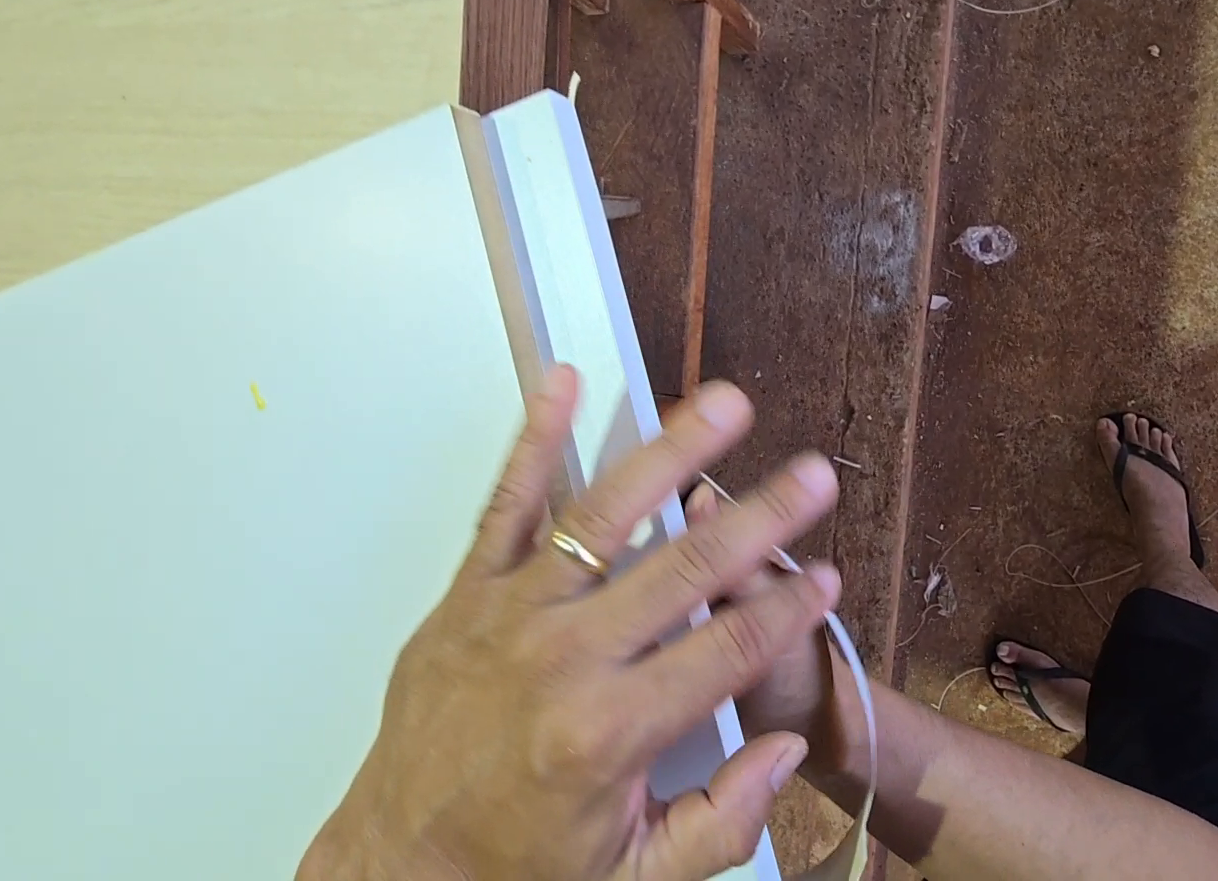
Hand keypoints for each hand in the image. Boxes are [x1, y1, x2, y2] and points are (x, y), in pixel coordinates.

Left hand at [298, 367, 842, 880]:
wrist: (393, 873)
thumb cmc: (515, 874)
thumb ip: (722, 823)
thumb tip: (782, 750)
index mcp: (610, 733)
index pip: (727, 651)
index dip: (787, 612)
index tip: (825, 575)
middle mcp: (565, 659)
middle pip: (685, 570)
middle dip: (762, 518)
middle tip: (811, 475)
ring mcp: (513, 612)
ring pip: (605, 514)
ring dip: (671, 452)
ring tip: (721, 406)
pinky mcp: (470, 592)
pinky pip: (505, 504)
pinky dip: (535, 439)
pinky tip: (565, 385)